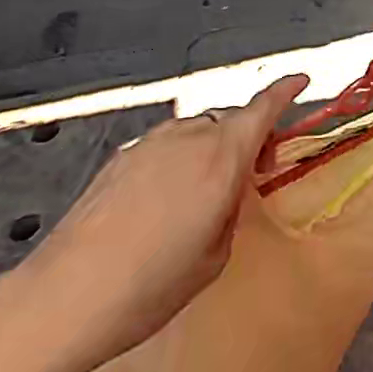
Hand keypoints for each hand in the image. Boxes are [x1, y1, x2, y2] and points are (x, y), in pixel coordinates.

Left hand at [20, 74, 307, 371]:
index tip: (300, 80)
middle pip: (228, 119)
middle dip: (248, 135)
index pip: (261, 109)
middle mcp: (186, 137)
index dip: (284, 91)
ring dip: (212, 146)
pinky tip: (166, 199)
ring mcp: (149, 141)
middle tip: (254, 172)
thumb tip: (228, 189)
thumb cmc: (153, 284)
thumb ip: (230, 207)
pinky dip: (179, 158)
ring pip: (195, 129)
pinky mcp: (122, 154)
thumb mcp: (214, 254)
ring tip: (207, 191)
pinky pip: (165, 144)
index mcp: (220, 158)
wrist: (71, 291)